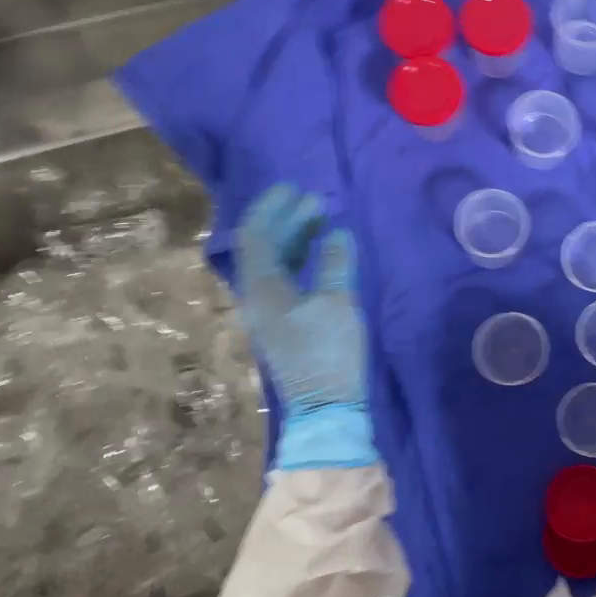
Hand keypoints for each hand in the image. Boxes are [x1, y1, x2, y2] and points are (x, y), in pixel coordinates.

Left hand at [236, 182, 375, 470]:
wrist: (327, 408)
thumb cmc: (330, 353)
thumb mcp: (338, 302)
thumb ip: (336, 262)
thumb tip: (338, 232)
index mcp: (262, 289)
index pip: (257, 236)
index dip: (272, 209)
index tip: (293, 187)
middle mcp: (256, 297)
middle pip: (263, 248)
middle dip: (286, 220)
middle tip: (314, 200)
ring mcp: (268, 313)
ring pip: (274, 264)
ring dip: (294, 238)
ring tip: (320, 219)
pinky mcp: (283, 324)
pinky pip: (284, 279)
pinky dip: (299, 259)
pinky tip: (319, 253)